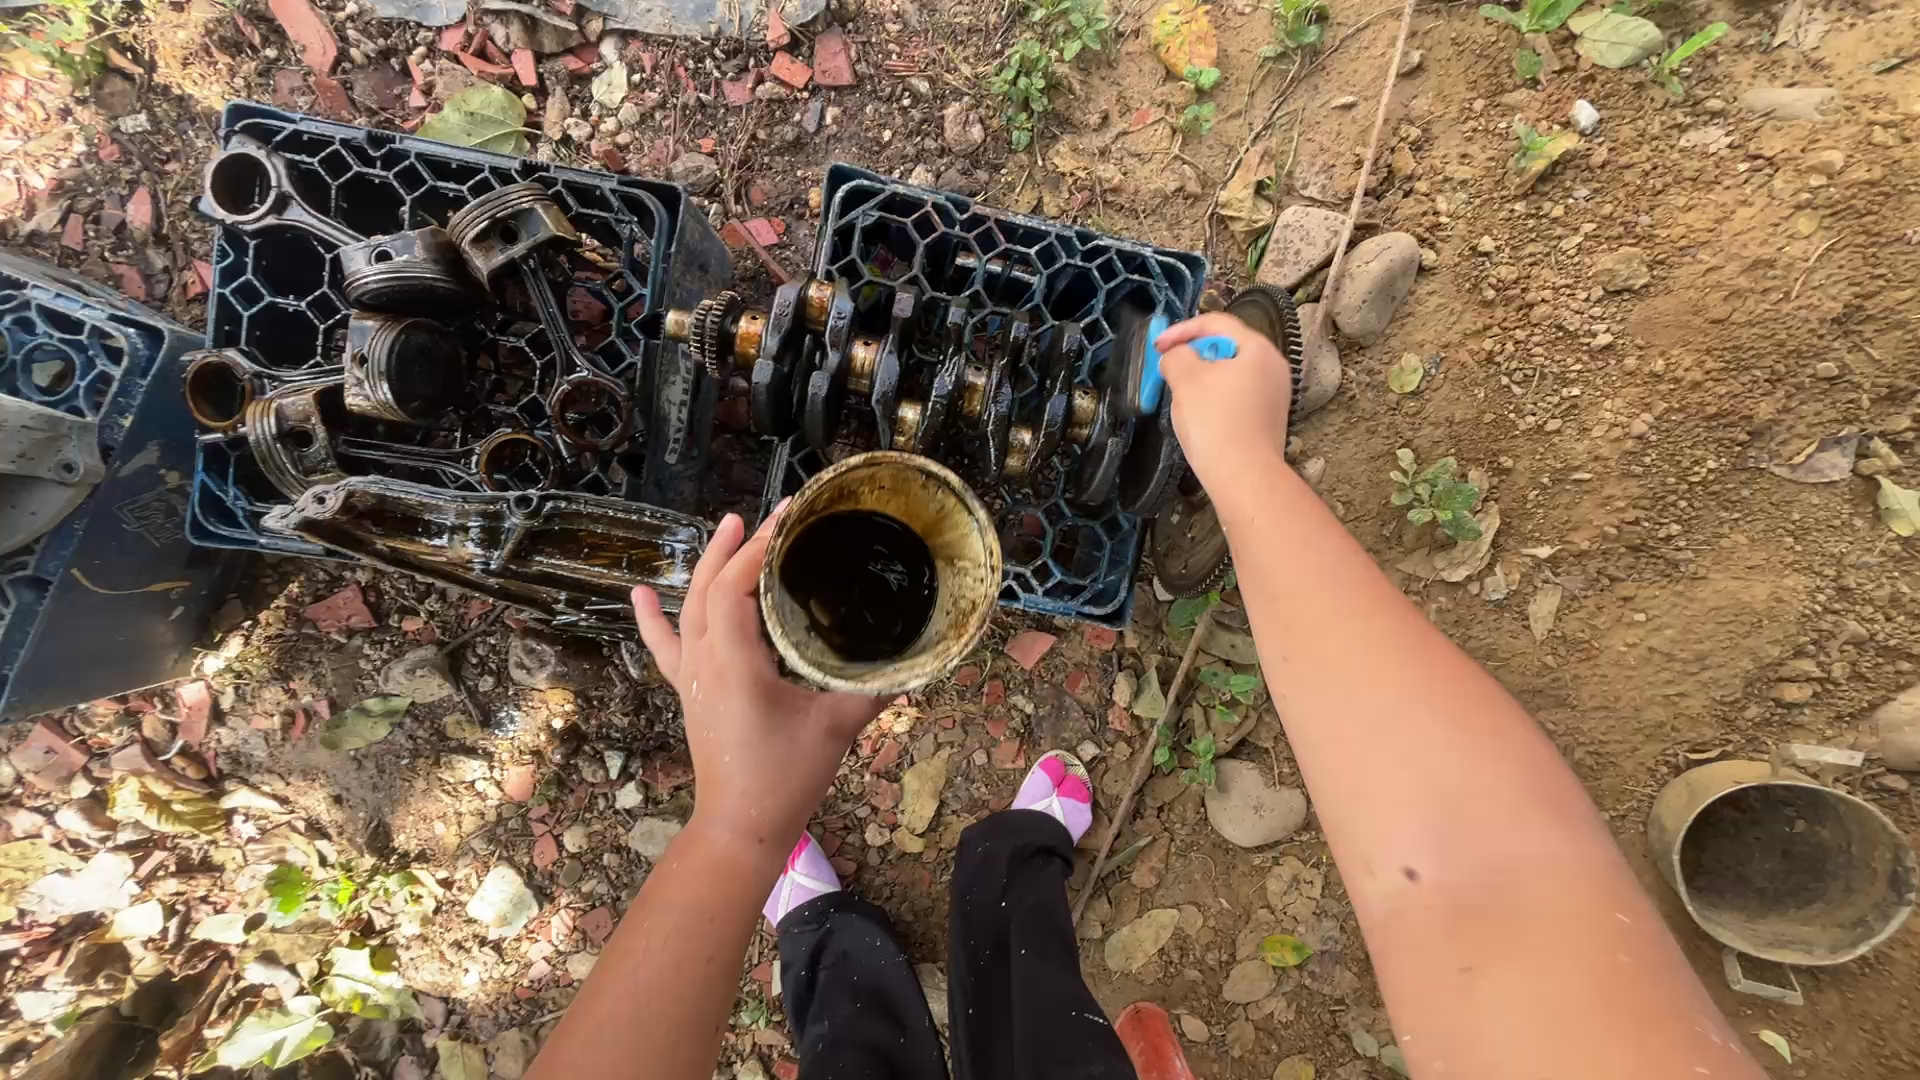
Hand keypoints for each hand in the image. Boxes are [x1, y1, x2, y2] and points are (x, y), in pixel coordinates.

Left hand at [632, 507, 885, 857]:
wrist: (740, 827)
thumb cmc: (785, 776)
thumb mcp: (835, 728)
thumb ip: (874, 692)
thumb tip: (916, 667)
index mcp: (735, 661)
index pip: (736, 587)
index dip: (758, 549)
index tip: (788, 521)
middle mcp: (705, 660)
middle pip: (709, 588)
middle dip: (733, 546)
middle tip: (761, 515)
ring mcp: (692, 676)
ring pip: (690, 608)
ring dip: (706, 566)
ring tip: (725, 529)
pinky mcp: (690, 691)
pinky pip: (666, 647)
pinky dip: (652, 619)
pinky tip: (638, 594)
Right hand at [1155, 312, 1292, 493]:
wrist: (1244, 476)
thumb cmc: (1215, 423)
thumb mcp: (1185, 380)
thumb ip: (1176, 356)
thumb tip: (1176, 356)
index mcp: (1257, 349)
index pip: (1216, 323)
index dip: (1181, 330)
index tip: (1156, 347)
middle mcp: (1273, 366)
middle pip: (1225, 347)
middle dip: (1192, 355)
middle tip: (1168, 370)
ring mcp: (1274, 394)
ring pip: (1229, 373)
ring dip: (1201, 378)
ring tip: (1182, 396)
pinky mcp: (1267, 418)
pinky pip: (1236, 395)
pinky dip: (1215, 397)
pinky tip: (1201, 417)